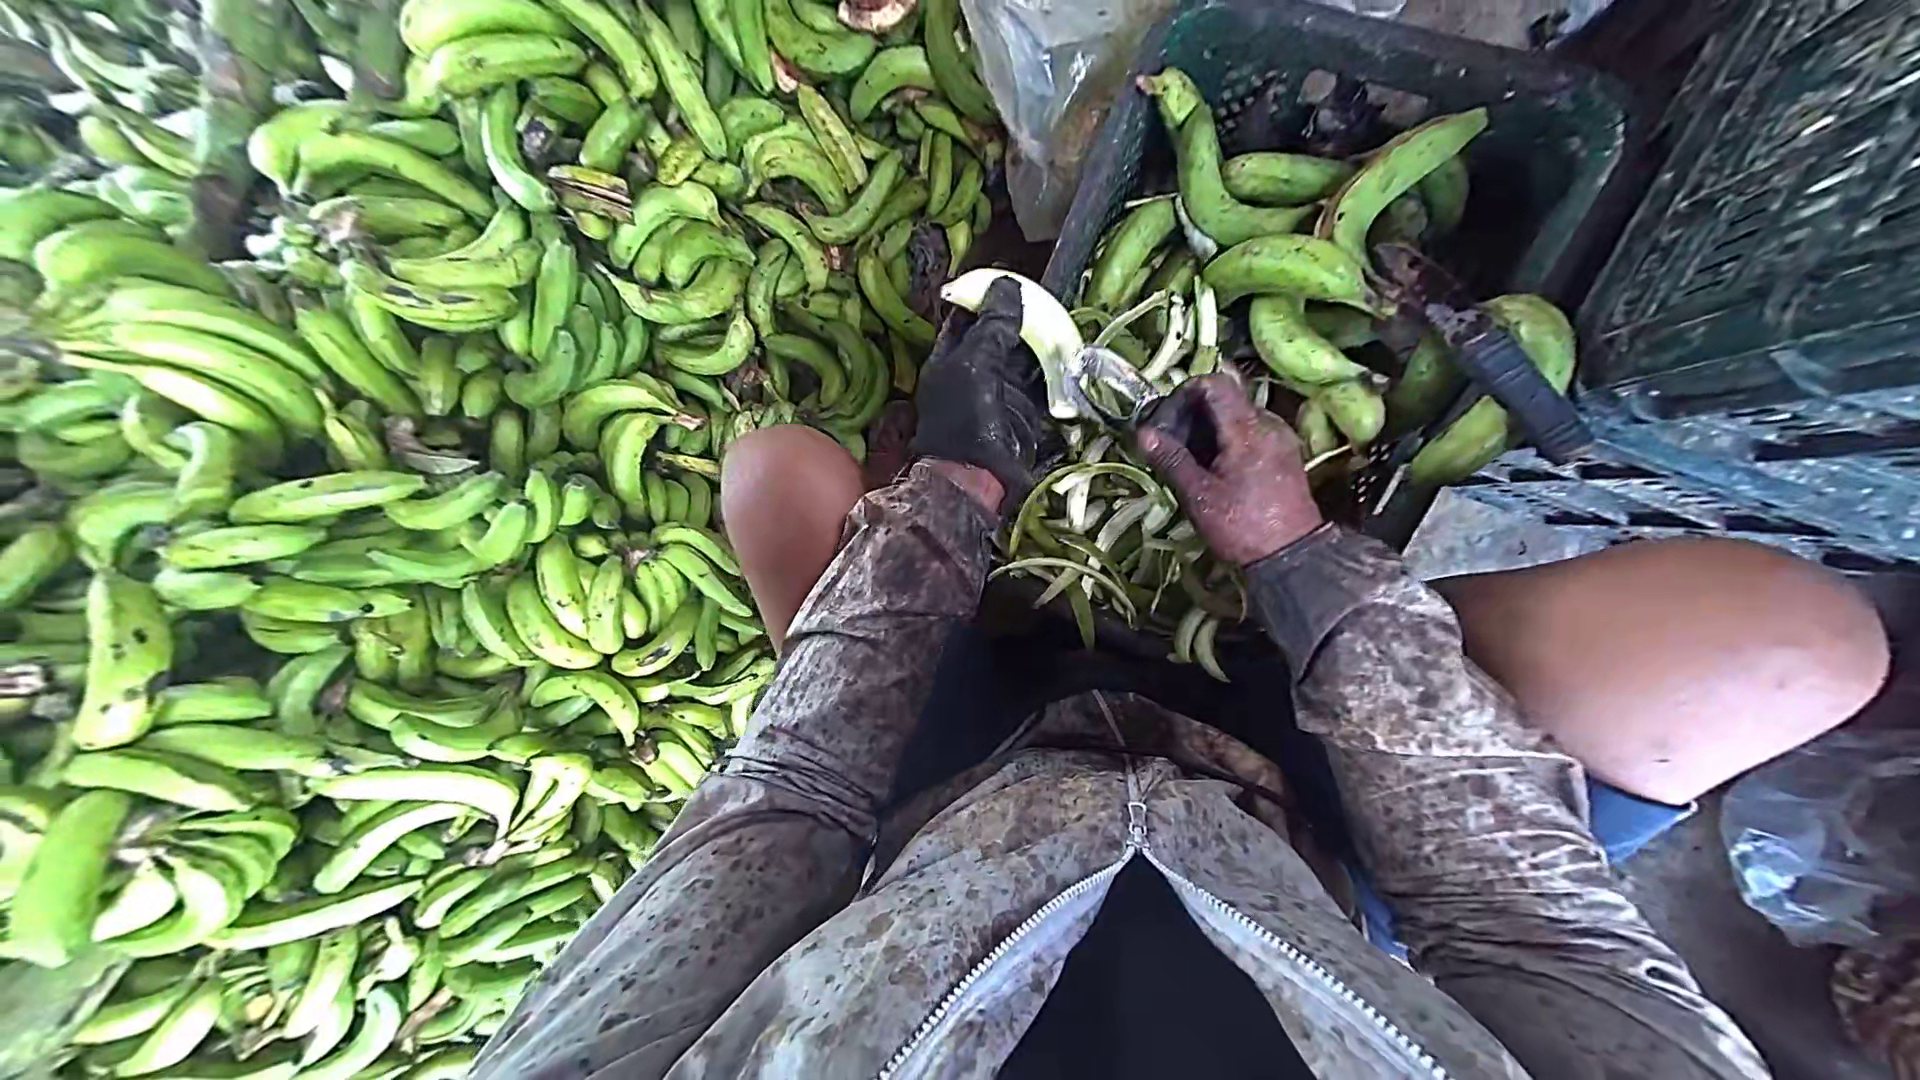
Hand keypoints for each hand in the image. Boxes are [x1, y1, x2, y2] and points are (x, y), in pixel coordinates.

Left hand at [911, 276, 1052, 510]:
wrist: (979, 475)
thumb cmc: (965, 416)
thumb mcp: (973, 363)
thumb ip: (993, 326)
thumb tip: (1006, 283)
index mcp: (949, 361)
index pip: (967, 320)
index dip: (986, 299)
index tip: (1012, 280)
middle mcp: (973, 375)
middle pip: (999, 338)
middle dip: (1021, 320)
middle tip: (1046, 298)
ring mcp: (999, 394)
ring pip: (1022, 360)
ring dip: (1041, 344)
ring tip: (1062, 319)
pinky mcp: (1023, 412)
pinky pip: (1039, 384)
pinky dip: (1053, 370)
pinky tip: (1068, 352)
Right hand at [1136, 374, 1322, 565]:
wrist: (1291, 557)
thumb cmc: (1240, 526)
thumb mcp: (1198, 495)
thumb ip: (1171, 459)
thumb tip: (1142, 433)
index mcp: (1247, 429)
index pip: (1214, 383)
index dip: (1184, 392)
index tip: (1165, 418)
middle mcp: (1268, 424)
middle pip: (1226, 398)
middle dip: (1192, 413)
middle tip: (1168, 440)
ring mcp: (1280, 438)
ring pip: (1237, 415)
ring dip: (1208, 428)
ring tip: (1187, 456)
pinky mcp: (1284, 454)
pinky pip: (1250, 432)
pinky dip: (1226, 439)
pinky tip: (1212, 466)